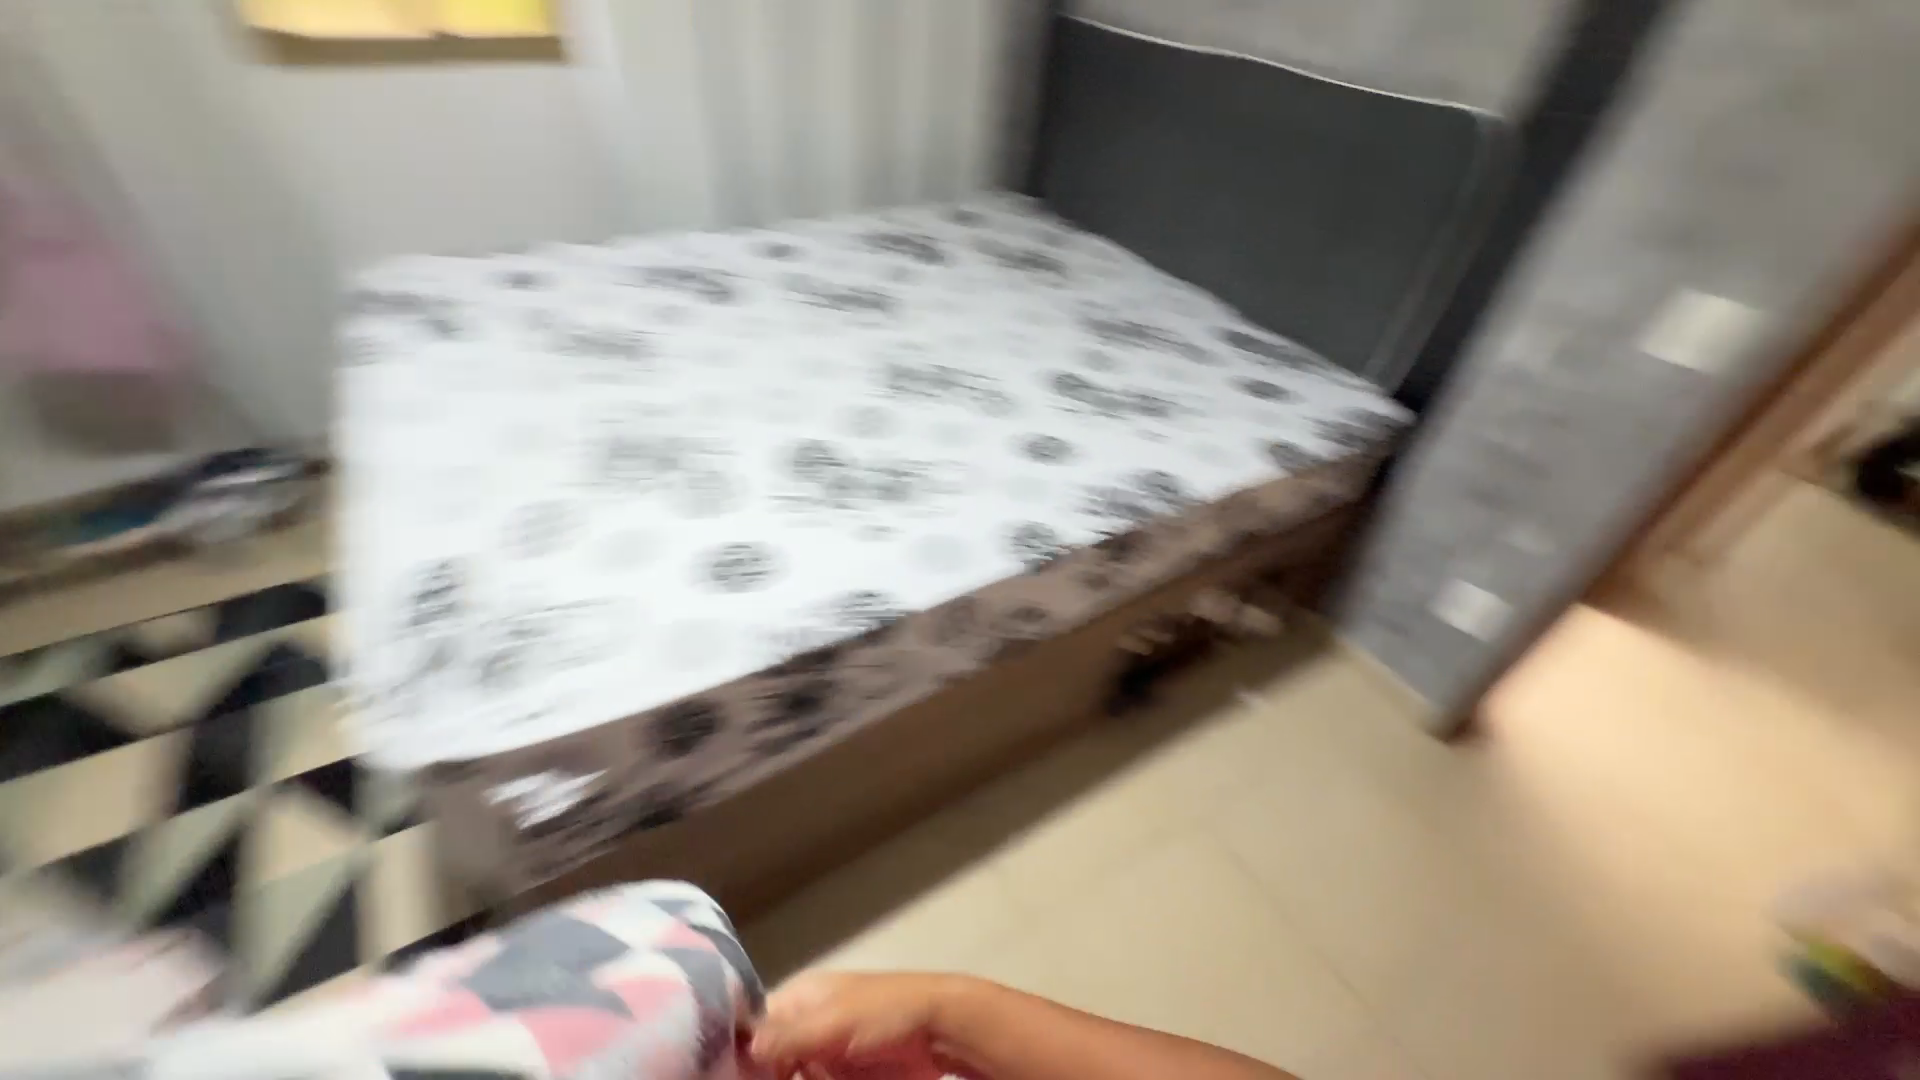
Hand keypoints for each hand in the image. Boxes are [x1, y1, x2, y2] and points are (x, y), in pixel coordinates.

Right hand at [749, 971, 963, 1079]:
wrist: (939, 1029)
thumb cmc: (884, 1013)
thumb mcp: (832, 1022)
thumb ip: (786, 1035)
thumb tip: (741, 1047)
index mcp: (799, 999)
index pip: (752, 1028)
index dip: (737, 1055)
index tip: (723, 1077)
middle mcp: (804, 1025)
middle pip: (768, 1062)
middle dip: (763, 1076)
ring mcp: (821, 1054)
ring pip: (788, 1075)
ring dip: (786, 1079)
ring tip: (819, 1077)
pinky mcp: (839, 1076)